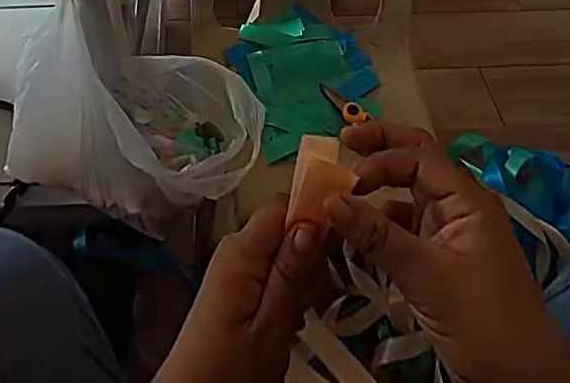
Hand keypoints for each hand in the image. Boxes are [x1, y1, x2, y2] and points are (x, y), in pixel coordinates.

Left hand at [157, 196, 330, 382]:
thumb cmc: (229, 370)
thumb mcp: (270, 327)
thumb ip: (290, 273)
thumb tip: (312, 223)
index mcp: (242, 249)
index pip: (282, 204)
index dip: (313, 214)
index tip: (339, 242)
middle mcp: (236, 246)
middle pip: (285, 226)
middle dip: (310, 255)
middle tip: (314, 297)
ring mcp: (235, 263)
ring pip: (283, 249)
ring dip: (302, 276)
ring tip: (301, 314)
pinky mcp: (237, 281)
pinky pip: (272, 268)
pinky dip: (289, 288)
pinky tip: (292, 318)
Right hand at [325, 123, 569, 382]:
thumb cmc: (486, 324)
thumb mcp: (427, 277)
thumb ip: (376, 236)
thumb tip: (330, 200)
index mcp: (466, 200)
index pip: (417, 155)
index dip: (379, 157)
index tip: (348, 179)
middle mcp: (459, 206)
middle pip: (416, 159)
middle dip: (380, 147)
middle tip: (343, 141)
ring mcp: (451, 232)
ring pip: (409, 192)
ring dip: (378, 186)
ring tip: (344, 189)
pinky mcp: (442, 258)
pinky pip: (406, 224)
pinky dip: (381, 221)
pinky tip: (358, 231)